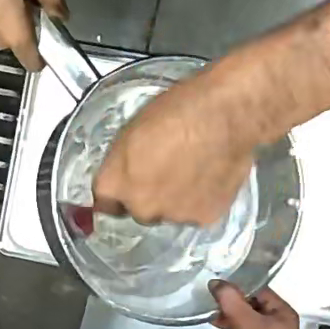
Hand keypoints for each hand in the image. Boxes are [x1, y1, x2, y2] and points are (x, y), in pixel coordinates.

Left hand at [91, 70, 255, 224]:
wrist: (225, 114)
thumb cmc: (177, 110)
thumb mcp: (133, 130)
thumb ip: (123, 161)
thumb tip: (126, 173)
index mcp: (115, 183)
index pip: (104, 202)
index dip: (117, 194)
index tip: (126, 187)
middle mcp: (140, 207)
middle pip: (138, 210)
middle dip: (148, 195)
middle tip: (168, 171)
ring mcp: (172, 216)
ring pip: (169, 213)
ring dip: (175, 200)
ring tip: (194, 171)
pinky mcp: (203, 218)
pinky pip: (197, 214)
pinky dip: (202, 201)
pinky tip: (211, 177)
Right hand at [211, 282, 300, 328]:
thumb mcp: (243, 320)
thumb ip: (229, 298)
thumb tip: (215, 282)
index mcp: (283, 311)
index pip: (259, 289)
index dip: (239, 287)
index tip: (217, 288)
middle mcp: (280, 323)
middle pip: (253, 303)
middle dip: (233, 302)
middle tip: (212, 301)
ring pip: (248, 319)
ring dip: (231, 315)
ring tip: (212, 314)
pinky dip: (233, 328)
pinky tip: (219, 328)